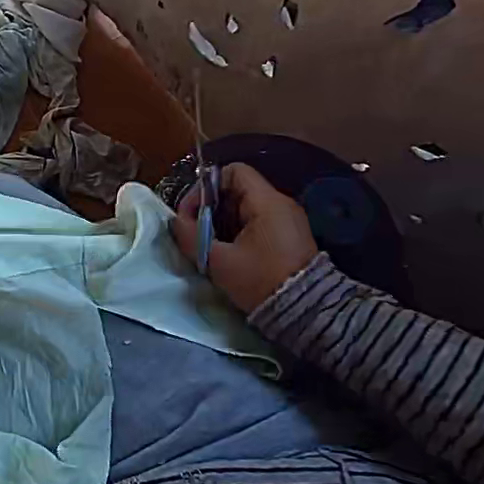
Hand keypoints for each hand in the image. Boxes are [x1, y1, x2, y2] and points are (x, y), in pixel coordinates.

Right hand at [172, 163, 318, 312]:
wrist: (306, 312)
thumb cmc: (261, 280)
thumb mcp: (219, 261)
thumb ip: (191, 237)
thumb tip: (177, 222)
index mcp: (267, 202)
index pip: (233, 171)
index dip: (206, 187)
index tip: (191, 212)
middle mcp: (281, 204)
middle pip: (237, 190)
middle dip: (211, 208)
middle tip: (195, 232)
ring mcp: (287, 221)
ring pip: (245, 208)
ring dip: (222, 222)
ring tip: (210, 246)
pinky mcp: (289, 237)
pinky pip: (258, 223)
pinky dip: (238, 232)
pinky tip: (229, 253)